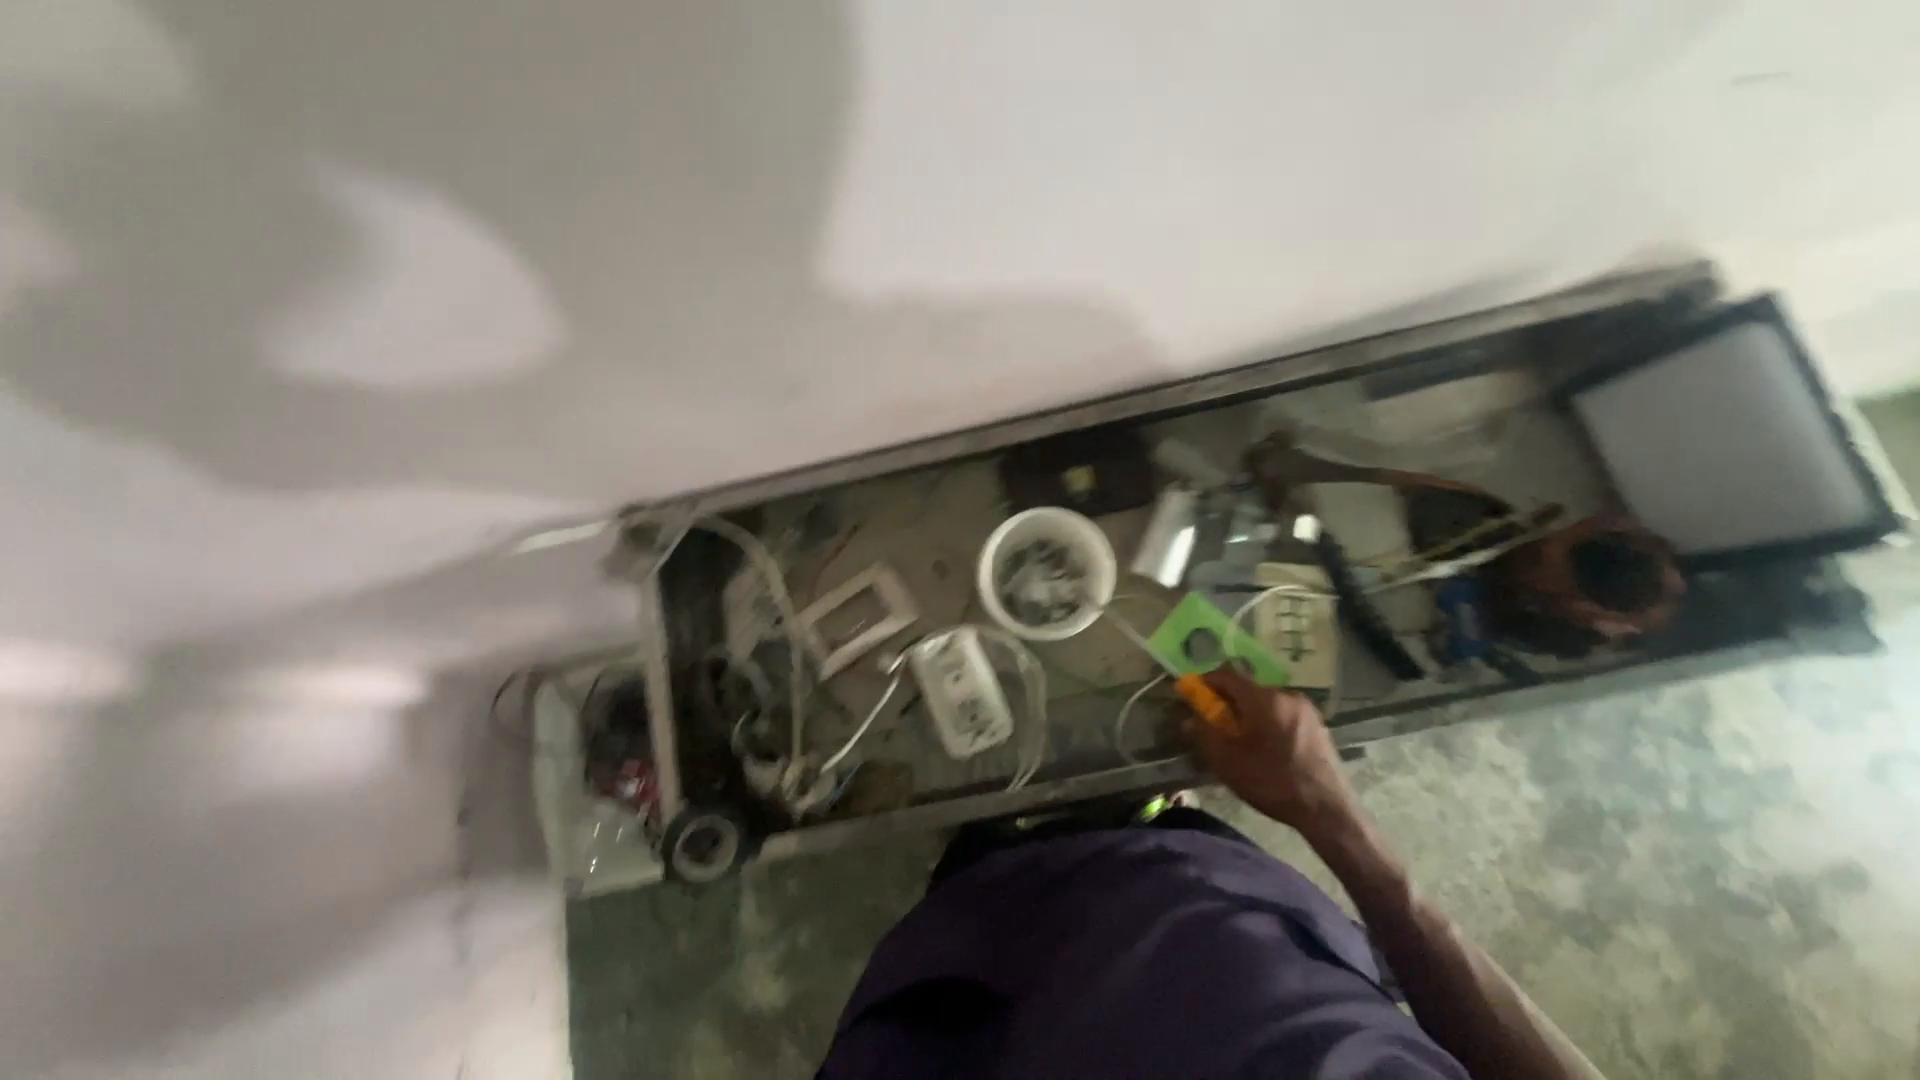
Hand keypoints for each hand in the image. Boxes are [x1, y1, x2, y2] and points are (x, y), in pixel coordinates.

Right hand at [1185, 668, 1360, 840]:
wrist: (1327, 809)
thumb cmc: (1272, 782)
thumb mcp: (1227, 761)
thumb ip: (1204, 732)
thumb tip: (1189, 717)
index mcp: (1263, 698)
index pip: (1226, 674)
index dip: (1205, 683)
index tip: (1191, 697)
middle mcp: (1286, 695)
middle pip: (1247, 689)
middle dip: (1227, 702)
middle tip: (1215, 726)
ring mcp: (1306, 709)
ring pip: (1266, 703)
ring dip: (1249, 714)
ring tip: (1242, 742)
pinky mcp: (1318, 725)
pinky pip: (1283, 714)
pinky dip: (1268, 723)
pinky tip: (1267, 750)